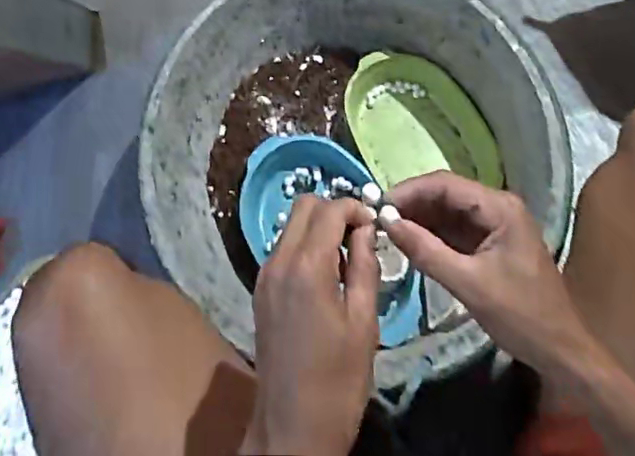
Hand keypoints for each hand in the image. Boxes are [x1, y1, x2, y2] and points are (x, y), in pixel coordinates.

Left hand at [242, 196, 378, 455]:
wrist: (292, 428)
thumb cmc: (338, 380)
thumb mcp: (364, 323)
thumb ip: (366, 266)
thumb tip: (367, 229)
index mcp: (307, 266)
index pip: (330, 210)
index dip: (355, 208)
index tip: (375, 224)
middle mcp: (279, 260)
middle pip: (304, 207)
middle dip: (334, 211)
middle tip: (360, 237)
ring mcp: (265, 274)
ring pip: (291, 225)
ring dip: (318, 228)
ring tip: (346, 262)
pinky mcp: (260, 289)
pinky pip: (283, 249)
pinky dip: (304, 247)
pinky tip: (325, 278)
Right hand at [381, 172, 576, 371]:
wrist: (563, 354)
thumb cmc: (521, 316)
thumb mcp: (469, 284)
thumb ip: (426, 251)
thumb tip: (386, 222)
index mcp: (499, 207)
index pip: (445, 184)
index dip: (410, 191)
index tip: (379, 205)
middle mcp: (497, 206)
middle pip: (445, 194)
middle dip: (412, 204)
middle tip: (379, 219)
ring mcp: (495, 224)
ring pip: (447, 211)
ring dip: (419, 219)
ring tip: (389, 230)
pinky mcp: (490, 242)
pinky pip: (454, 229)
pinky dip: (432, 234)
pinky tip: (411, 243)